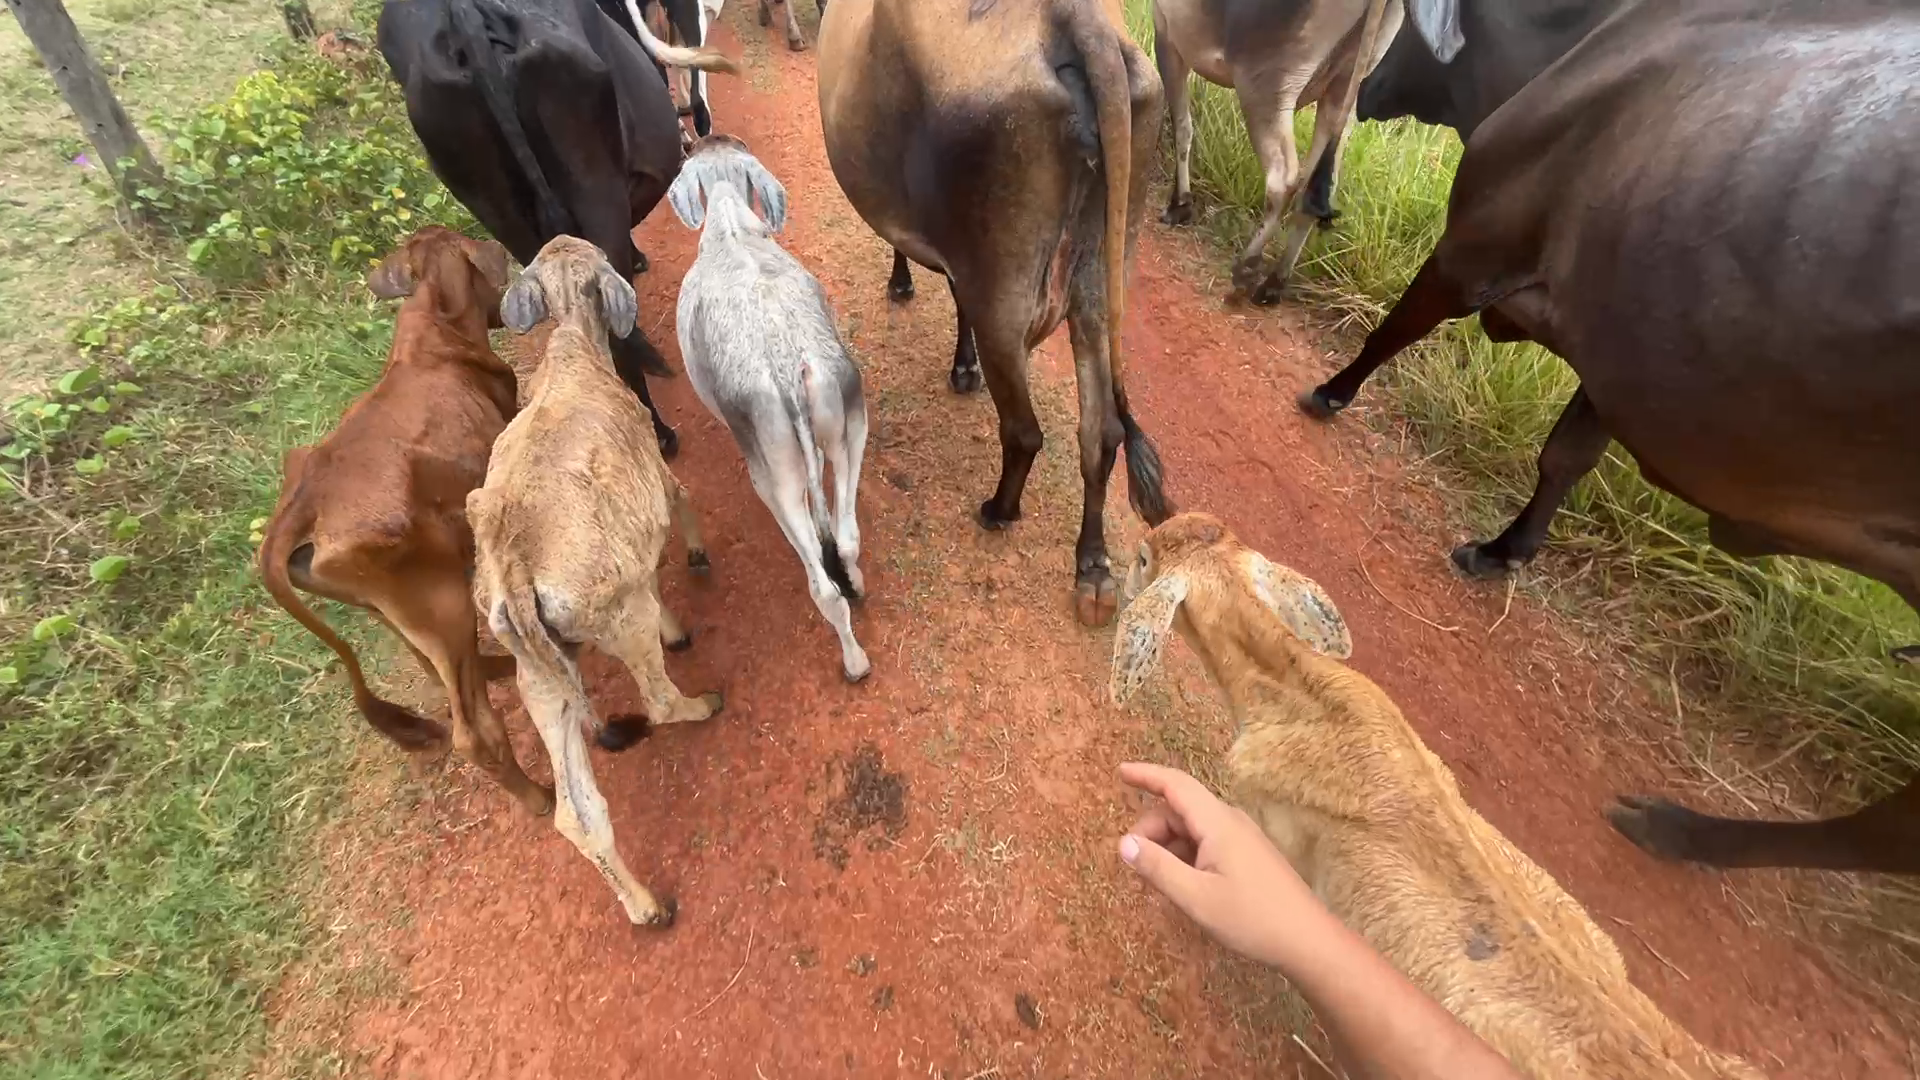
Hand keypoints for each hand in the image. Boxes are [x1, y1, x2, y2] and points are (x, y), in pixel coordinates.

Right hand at [1117, 762, 1328, 970]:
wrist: (1310, 943)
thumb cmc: (1252, 918)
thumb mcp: (1196, 897)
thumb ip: (1157, 867)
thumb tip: (1123, 844)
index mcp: (1216, 821)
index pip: (1174, 783)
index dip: (1145, 774)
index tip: (1119, 772)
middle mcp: (1228, 820)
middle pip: (1178, 810)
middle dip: (1150, 830)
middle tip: (1133, 862)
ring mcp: (1240, 837)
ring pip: (1191, 828)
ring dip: (1168, 846)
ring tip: (1156, 881)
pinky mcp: (1246, 854)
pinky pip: (1205, 842)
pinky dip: (1185, 855)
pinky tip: (1181, 884)